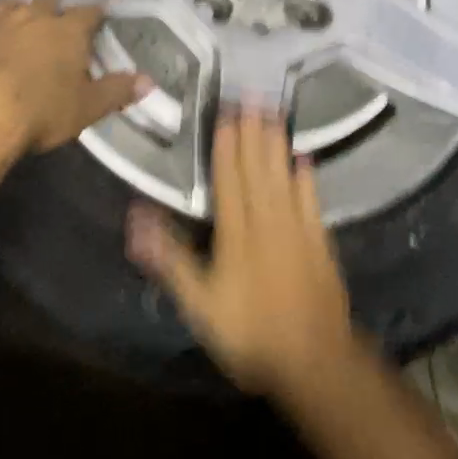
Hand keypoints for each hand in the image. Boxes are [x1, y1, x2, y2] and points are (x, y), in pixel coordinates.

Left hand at [0, 0, 149, 157]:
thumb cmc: (39, 111)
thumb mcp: (86, 108)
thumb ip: (117, 91)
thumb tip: (149, 81)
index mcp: (66, 31)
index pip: (89, 12)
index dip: (96, 13)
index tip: (101, 14)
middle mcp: (31, 17)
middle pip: (48, 3)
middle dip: (57, 10)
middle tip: (61, 23)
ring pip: (10, 6)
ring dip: (20, 12)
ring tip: (24, 22)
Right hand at [126, 109, 356, 396]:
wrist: (313, 361)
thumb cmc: (249, 333)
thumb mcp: (199, 303)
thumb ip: (170, 259)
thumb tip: (137, 216)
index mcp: (236, 234)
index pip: (229, 180)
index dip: (226, 146)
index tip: (225, 113)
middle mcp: (268, 222)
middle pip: (257, 170)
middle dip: (253, 132)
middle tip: (252, 96)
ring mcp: (298, 231)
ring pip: (283, 178)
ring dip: (277, 144)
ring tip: (273, 113)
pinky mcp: (320, 244)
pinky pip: (312, 202)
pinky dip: (307, 178)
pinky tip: (304, 158)